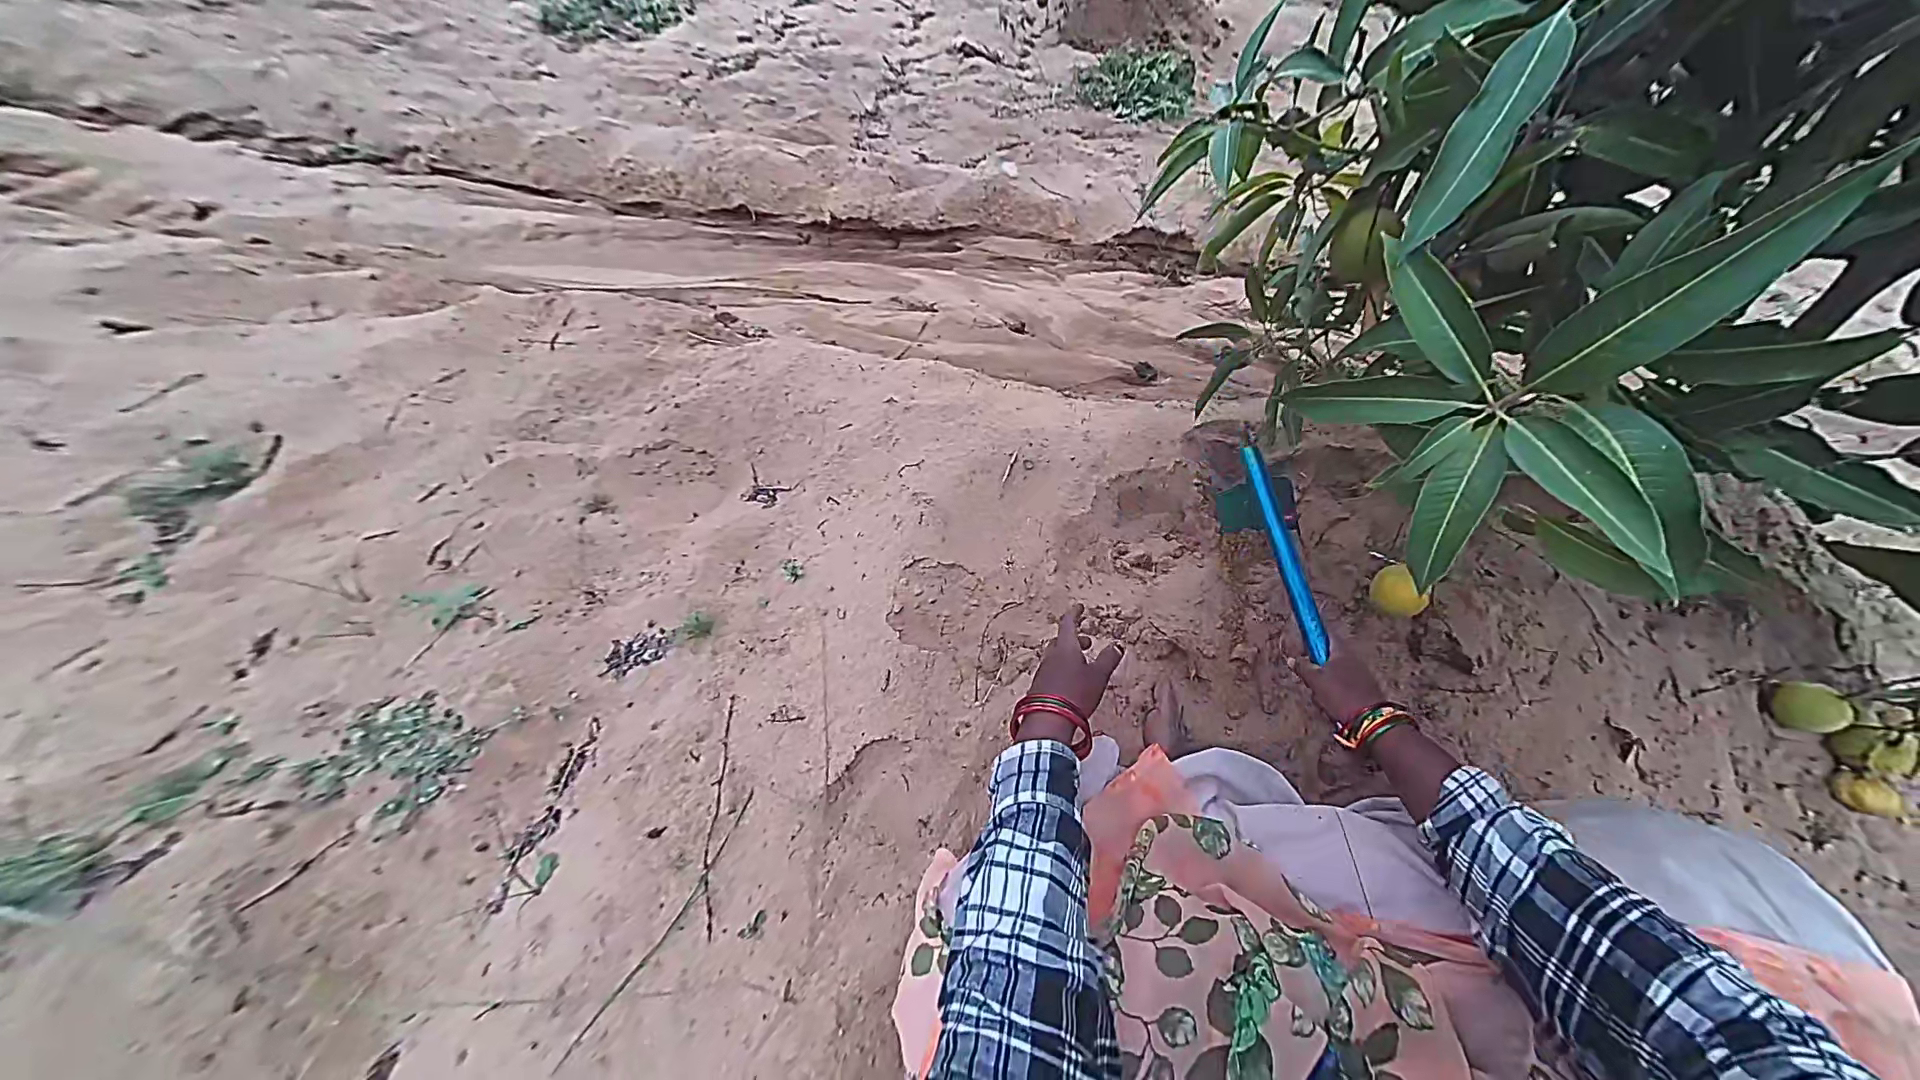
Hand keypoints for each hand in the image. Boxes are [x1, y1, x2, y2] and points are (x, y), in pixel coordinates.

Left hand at [1022, 604, 1123, 735]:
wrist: (1049, 719)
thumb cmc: (1075, 693)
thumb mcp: (1098, 675)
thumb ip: (1109, 658)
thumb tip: (1117, 645)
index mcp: (1065, 648)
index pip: (1068, 624)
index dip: (1074, 614)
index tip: (1079, 607)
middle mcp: (1051, 656)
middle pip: (1061, 641)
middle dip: (1075, 639)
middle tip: (1087, 643)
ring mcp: (1043, 671)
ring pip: (1056, 656)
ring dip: (1069, 655)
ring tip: (1082, 664)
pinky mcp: (1039, 686)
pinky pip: (1052, 671)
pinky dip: (1062, 669)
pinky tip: (1070, 682)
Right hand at [1287, 637, 1386, 726]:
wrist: (1370, 719)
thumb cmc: (1339, 694)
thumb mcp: (1314, 680)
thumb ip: (1302, 667)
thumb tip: (1292, 659)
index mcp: (1341, 651)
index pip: (1325, 633)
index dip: (1312, 635)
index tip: (1301, 643)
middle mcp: (1353, 658)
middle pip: (1330, 653)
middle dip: (1317, 662)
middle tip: (1307, 673)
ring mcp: (1361, 673)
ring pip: (1336, 669)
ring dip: (1325, 677)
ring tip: (1319, 692)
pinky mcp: (1365, 687)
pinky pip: (1344, 682)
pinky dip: (1335, 687)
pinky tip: (1331, 700)